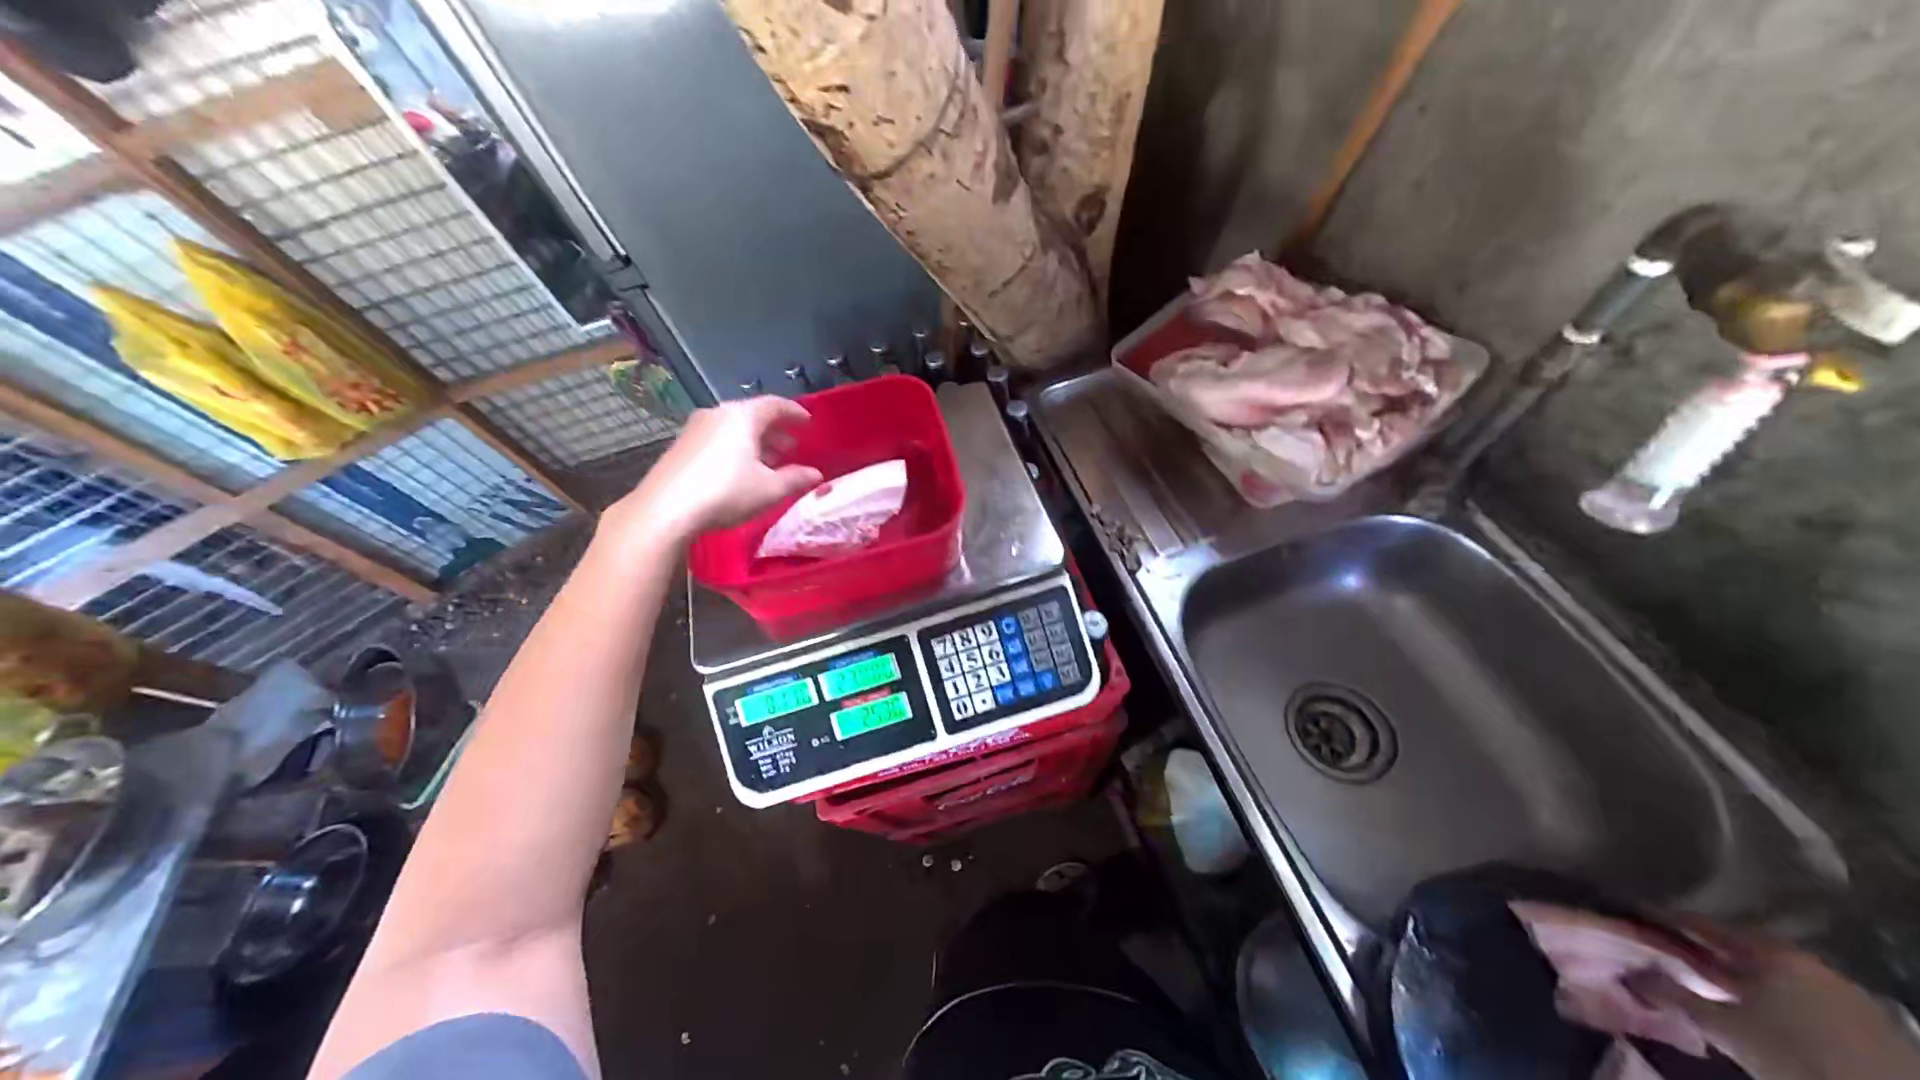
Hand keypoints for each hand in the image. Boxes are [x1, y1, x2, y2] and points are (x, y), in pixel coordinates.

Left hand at [602, 397, 822, 547]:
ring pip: (733, 429)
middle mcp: (717, 414)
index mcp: (742, 416)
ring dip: (754, 443)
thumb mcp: (769, 489)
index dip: (795, 413)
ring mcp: (694, 429)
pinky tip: (740, 472)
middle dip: (774, 431)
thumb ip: (795, 479)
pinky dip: (734, 449)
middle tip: (791, 447)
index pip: (775, 405)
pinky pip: (716, 440)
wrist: (665, 509)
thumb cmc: (725, 492)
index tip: (808, 422)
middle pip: (752, 416)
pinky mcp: (680, 447)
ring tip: (769, 463)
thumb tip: (815, 474)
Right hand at [1625, 921, 1919, 1079]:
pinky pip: (1796, 992)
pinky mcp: (1862, 1018)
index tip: (1632, 919)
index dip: (1661, 921)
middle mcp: (1801, 958)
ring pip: (1767, 970)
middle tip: (1663, 954)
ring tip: (1704, 985)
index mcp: (1766, 949)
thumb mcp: (1722, 1027)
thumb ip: (1671, 994)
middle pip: (1735, 946)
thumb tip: (1629, 973)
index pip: (1698, 923)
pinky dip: (1766, 994)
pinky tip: (1753, 1009)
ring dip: (1734, 974)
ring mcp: (1838, 987)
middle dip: (1698, 951)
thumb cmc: (1793, 1052)